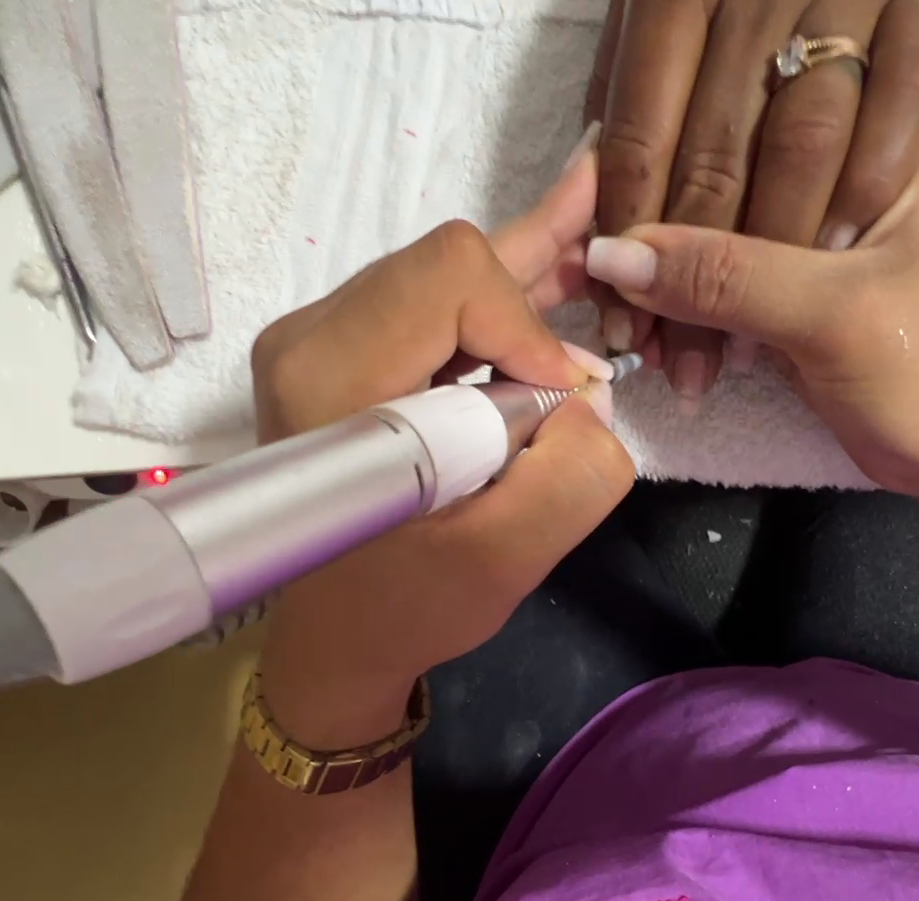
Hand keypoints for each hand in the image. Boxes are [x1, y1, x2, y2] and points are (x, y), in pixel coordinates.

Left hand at [253, 152, 634, 735]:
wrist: (337, 635)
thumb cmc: (406, 608)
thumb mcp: (502, 562)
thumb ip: (571, 476)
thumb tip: (589, 394)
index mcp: (333, 380)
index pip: (452, 279)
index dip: (527, 327)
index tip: (562, 400)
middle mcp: (309, 340)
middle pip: (446, 265)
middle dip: (532, 300)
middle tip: (609, 272)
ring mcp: (317, 342)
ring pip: (442, 278)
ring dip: (521, 288)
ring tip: (589, 246)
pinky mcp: (339, 356)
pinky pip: (429, 306)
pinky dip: (495, 308)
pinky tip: (547, 276)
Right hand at [587, 0, 918, 412]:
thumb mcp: (832, 317)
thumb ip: (726, 276)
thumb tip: (611, 254)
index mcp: (872, 146)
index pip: (739, 134)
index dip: (657, 180)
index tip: (590, 234)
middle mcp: (838, 179)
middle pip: (716, 191)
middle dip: (653, 250)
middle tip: (598, 299)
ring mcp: (814, 242)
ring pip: (713, 246)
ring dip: (666, 295)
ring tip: (630, 340)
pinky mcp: (797, 296)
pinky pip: (724, 293)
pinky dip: (688, 321)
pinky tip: (658, 346)